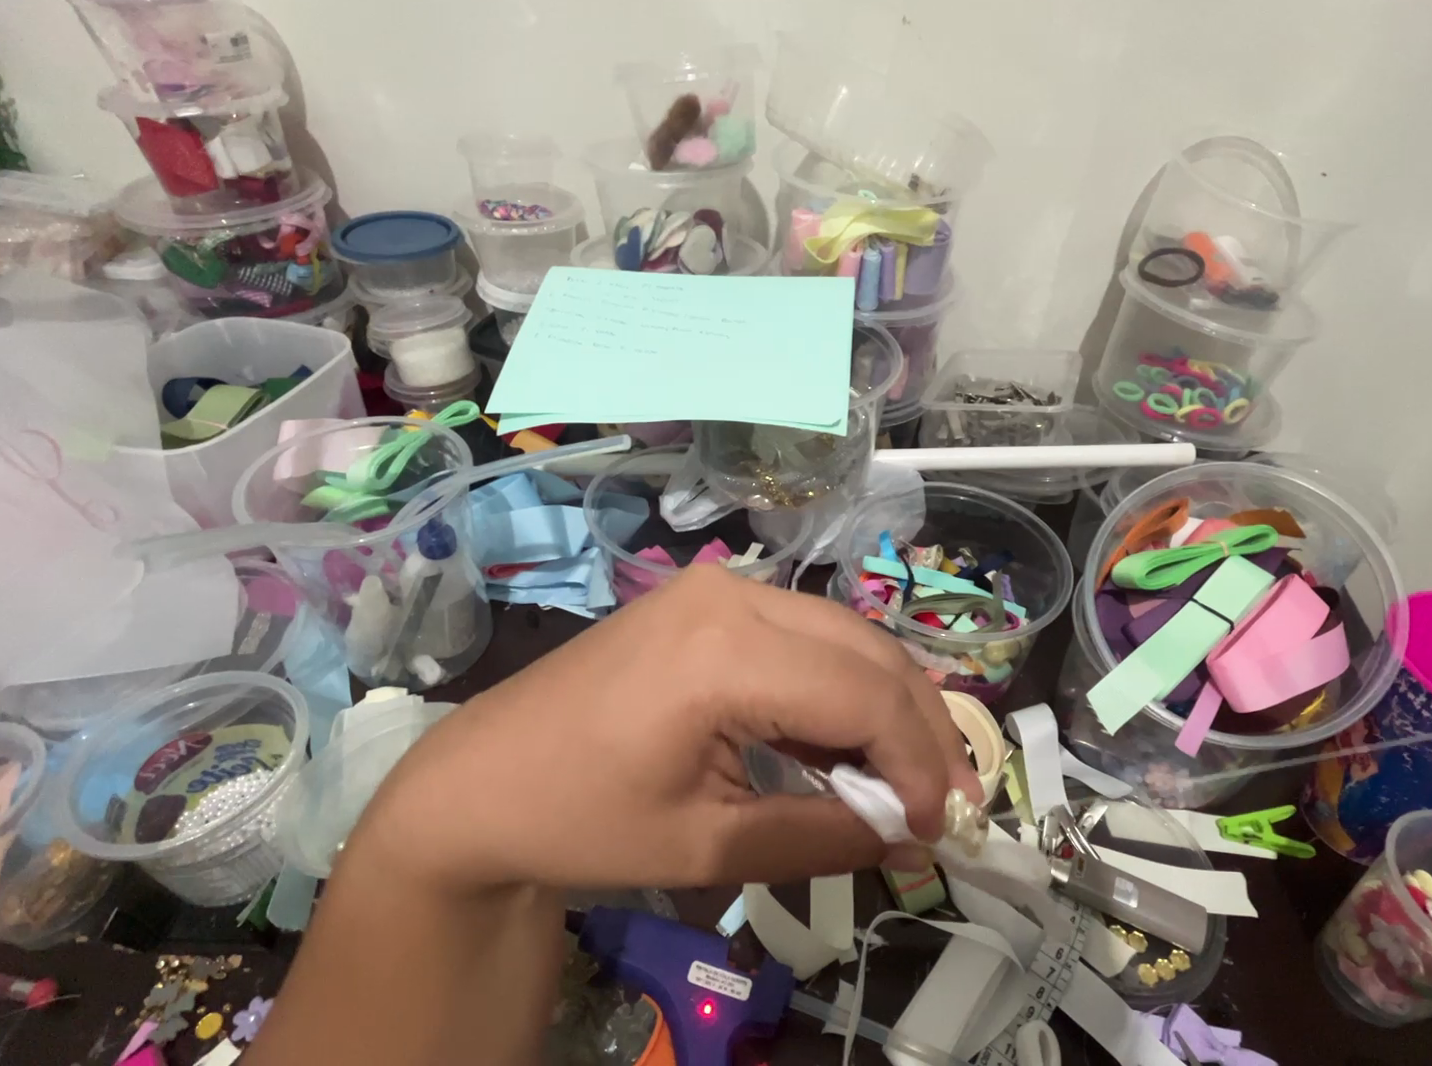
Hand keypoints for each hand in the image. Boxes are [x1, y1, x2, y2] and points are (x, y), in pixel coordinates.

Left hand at [356, 564, 981, 891]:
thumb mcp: (710, 844)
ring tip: (914, 773)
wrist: (482, 783)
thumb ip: (823, 834)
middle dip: (919, 726)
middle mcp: (732, 594)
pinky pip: (804, 633)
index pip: (864, 694)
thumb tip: (911, 833)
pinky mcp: (707, 600)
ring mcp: (717, 587)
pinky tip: (851, 736)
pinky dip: (840, 683)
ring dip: (886, 701)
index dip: (917, 761)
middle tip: (950, 799)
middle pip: (866, 651)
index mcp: (724, 651)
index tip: (938, 827)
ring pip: (844, 634)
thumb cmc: (584, 820)